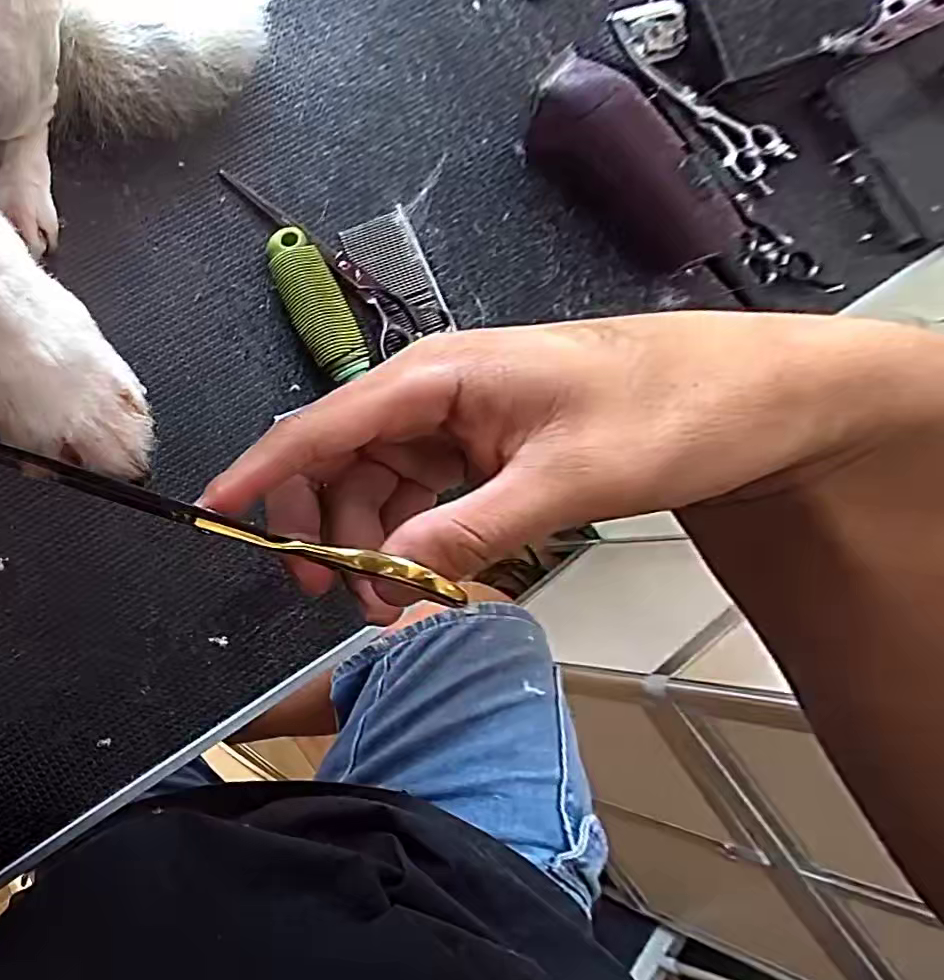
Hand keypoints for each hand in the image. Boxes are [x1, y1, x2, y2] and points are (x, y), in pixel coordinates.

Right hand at [201, 312, 943, 621]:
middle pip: (326, 464)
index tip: (214, 509)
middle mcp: (416, 398)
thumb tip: (391, 575)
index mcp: (431, 379)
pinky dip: (393, 542)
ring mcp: (431, 426)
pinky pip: (396, 502)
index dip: (259, 471)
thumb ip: (472, 528)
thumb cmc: (675, 410)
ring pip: (357, 491)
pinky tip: (410, 576)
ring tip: (386, 601)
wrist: (765, 394)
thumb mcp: (573, 477)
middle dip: (317, 528)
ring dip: (359, 547)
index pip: (320, 427)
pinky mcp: (450, 454)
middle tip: (327, 590)